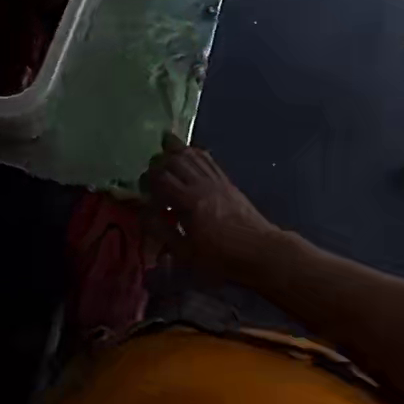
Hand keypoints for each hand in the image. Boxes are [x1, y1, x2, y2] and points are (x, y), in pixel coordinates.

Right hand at [143, 133, 285, 279]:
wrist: (260, 251)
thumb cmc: (221, 258)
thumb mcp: (186, 253)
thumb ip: (163, 231)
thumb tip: (144, 213)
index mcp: (189, 201)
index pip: (161, 178)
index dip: (148, 179)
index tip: (143, 188)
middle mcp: (201, 184)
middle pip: (175, 160)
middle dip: (159, 161)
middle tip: (151, 169)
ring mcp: (215, 180)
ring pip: (192, 155)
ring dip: (176, 149)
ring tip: (165, 146)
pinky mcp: (226, 181)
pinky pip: (208, 160)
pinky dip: (195, 152)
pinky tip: (189, 152)